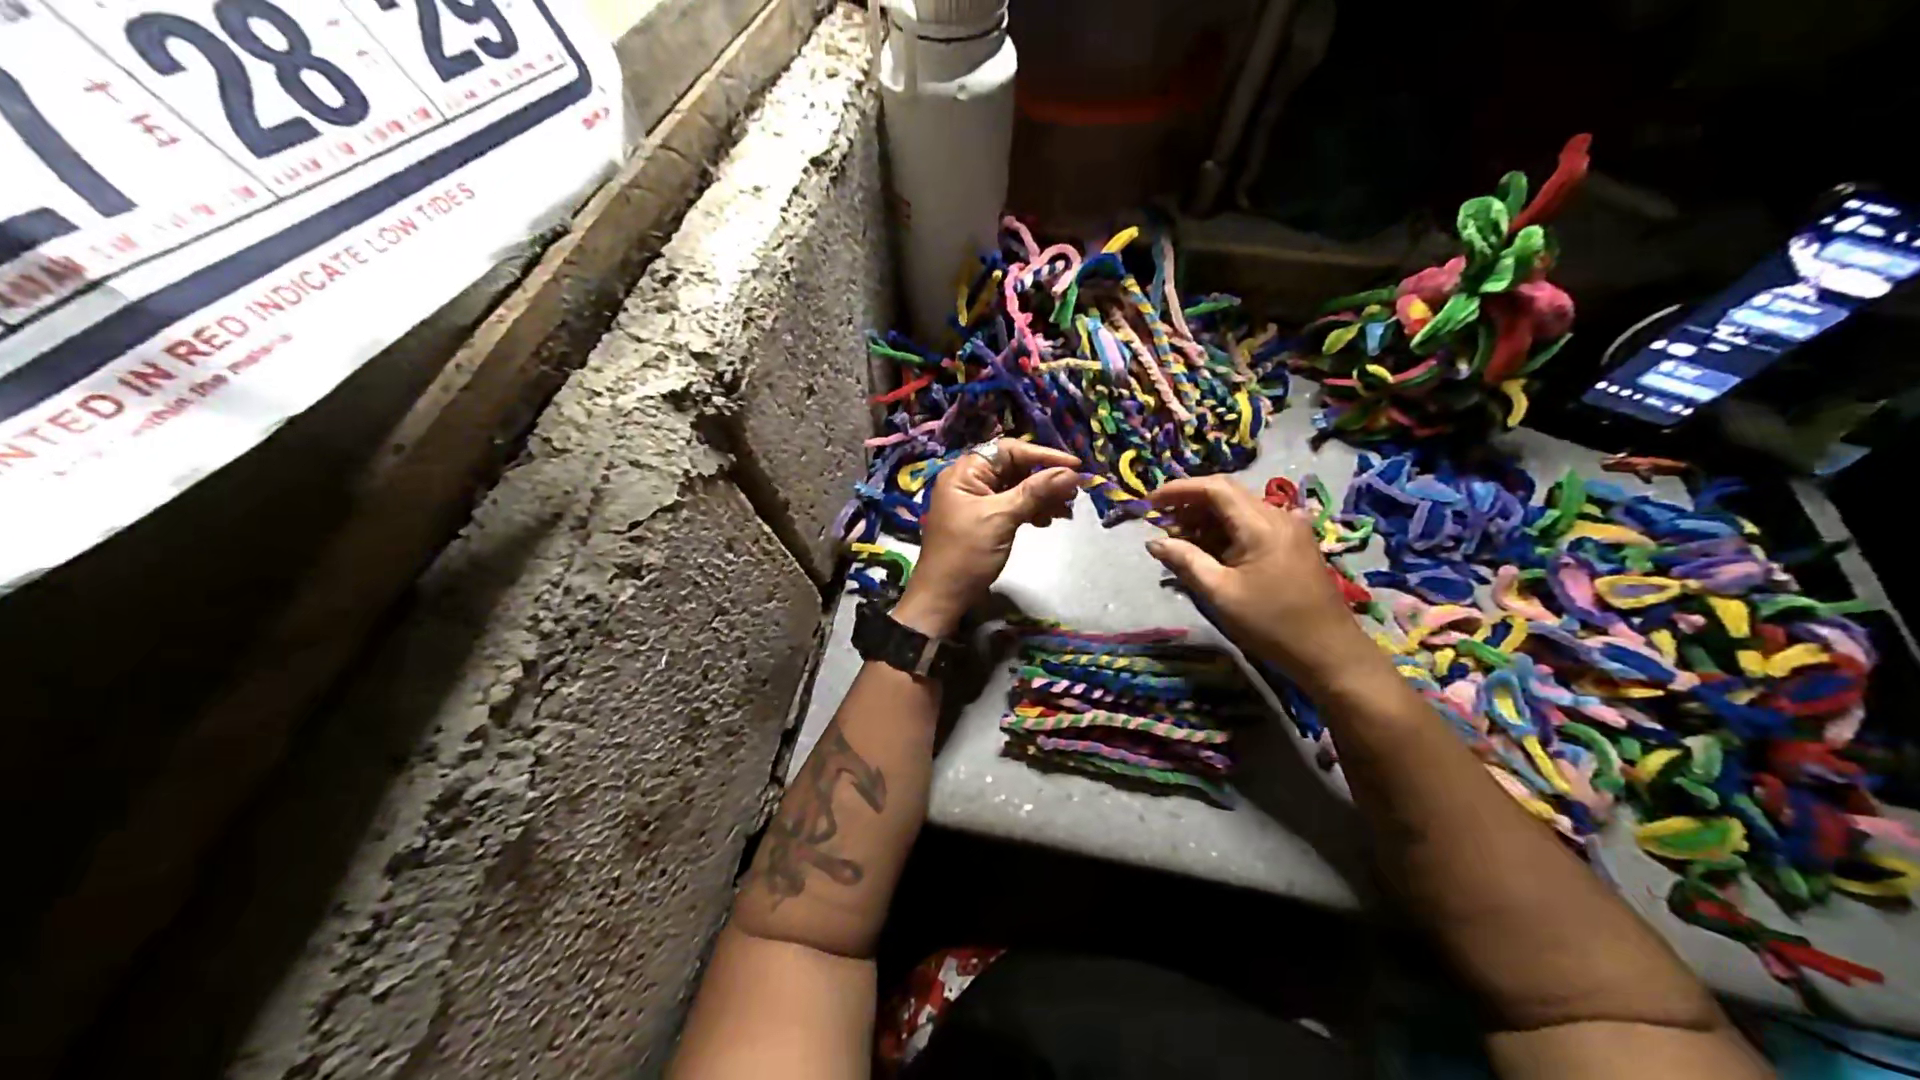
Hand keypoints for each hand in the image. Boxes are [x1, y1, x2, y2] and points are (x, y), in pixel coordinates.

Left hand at [893, 440, 1080, 637]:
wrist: (943, 596)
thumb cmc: (966, 554)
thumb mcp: (1001, 519)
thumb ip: (1036, 492)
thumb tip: (1071, 473)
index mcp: (966, 472)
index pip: (1009, 451)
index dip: (1043, 456)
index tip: (1074, 467)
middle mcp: (969, 481)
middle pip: (1015, 468)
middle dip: (1045, 478)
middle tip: (1073, 493)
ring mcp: (976, 501)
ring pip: (1016, 488)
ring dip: (1042, 496)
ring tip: (1064, 510)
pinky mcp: (983, 519)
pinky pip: (1012, 505)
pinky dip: (1031, 510)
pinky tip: (1046, 521)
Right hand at [1144, 476, 1370, 687]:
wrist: (1328, 651)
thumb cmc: (1270, 623)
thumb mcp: (1219, 593)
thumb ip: (1185, 560)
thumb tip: (1154, 542)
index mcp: (1261, 524)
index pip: (1214, 488)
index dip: (1178, 490)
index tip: (1149, 503)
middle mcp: (1278, 516)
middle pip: (1226, 495)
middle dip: (1189, 505)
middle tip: (1160, 525)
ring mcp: (1289, 529)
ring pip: (1238, 510)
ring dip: (1205, 520)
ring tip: (1179, 542)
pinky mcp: (1292, 544)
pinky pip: (1252, 525)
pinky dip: (1225, 532)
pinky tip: (1208, 551)